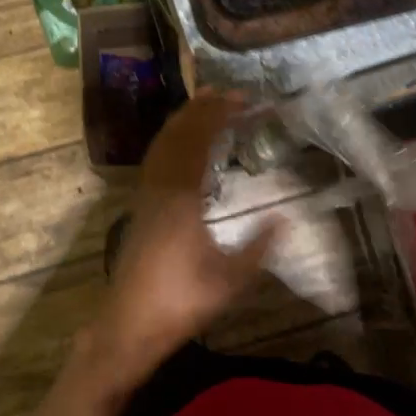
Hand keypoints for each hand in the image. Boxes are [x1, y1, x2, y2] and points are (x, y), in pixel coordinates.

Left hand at [100, 92, 279, 376]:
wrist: (129, 323)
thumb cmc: (181, 301)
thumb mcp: (229, 279)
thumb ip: (259, 246)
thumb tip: (286, 217)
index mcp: (181, 194)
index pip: (200, 138)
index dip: (219, 113)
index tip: (243, 98)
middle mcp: (160, 184)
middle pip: (179, 132)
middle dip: (204, 107)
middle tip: (231, 92)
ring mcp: (146, 192)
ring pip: (163, 140)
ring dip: (185, 118)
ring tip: (207, 102)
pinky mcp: (140, 203)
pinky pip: (156, 155)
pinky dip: (172, 136)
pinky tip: (183, 142)